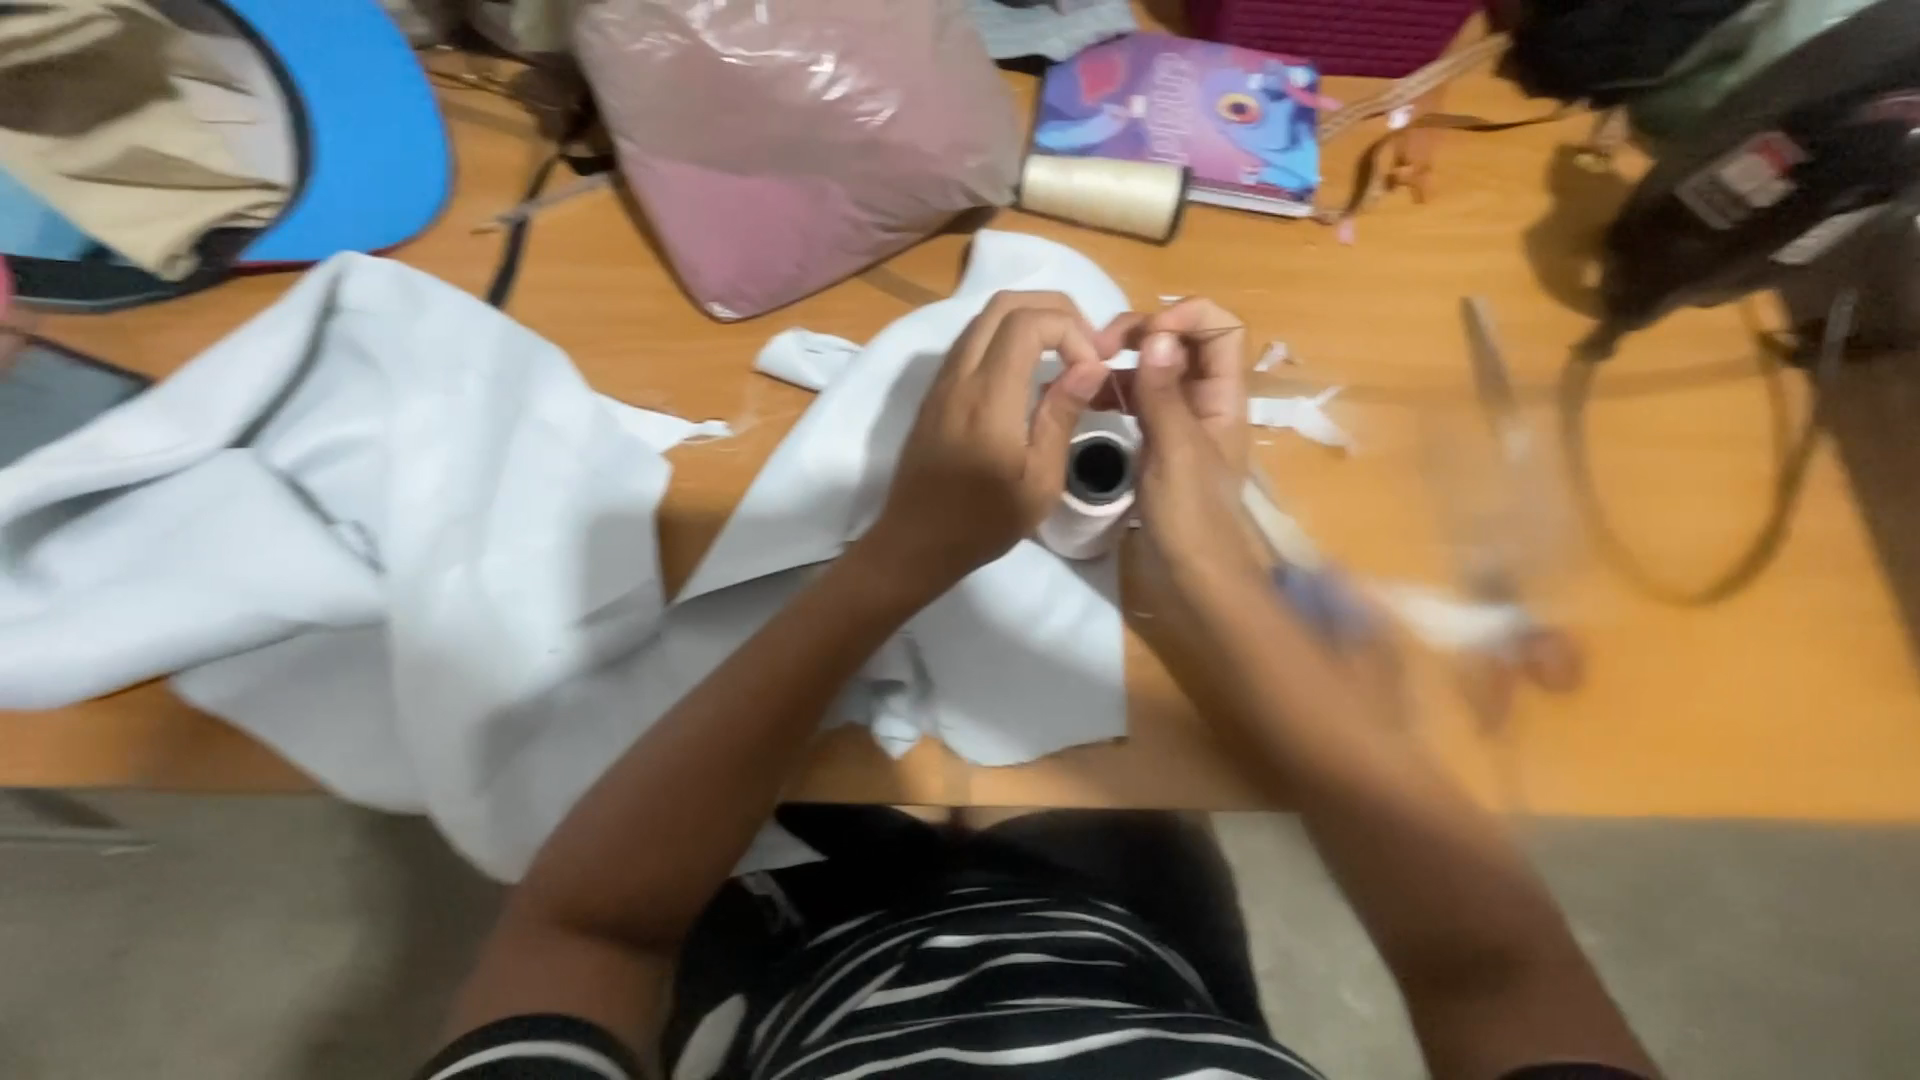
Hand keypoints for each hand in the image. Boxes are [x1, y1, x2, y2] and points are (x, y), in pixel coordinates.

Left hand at [858, 291, 1111, 594]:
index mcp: (989, 396)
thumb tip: (1091, 365)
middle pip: (1003, 304)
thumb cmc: (983, 522)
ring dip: (1027, 321)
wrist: (916, 542)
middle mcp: (959, 375)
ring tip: (1062, 355)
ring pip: (982, 319)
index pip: (1029, 322)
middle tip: (1083, 346)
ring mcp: (941, 382)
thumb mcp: (1039, 480)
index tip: (1091, 368)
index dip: (1070, 330)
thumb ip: (1062, 415)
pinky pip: (970, 343)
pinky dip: (1004, 339)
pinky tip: (1027, 373)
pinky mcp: (934, 394)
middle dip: (1053, 309)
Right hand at [1098, 300, 1265, 613]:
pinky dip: (1116, 389)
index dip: (1184, 316)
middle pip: (1183, 340)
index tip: (1142, 336)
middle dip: (1143, 331)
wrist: (1192, 576)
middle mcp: (1205, 400)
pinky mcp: (1157, 441)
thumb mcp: (1176, 450)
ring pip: (1156, 368)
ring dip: (1123, 359)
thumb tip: (1156, 333)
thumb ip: (1165, 392)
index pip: (1220, 328)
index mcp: (1224, 396)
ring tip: (1085, 368)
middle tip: (1097, 347)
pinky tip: (1088, 396)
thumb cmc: (1191, 516)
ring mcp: (1180, 421)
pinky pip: (1139, 398)